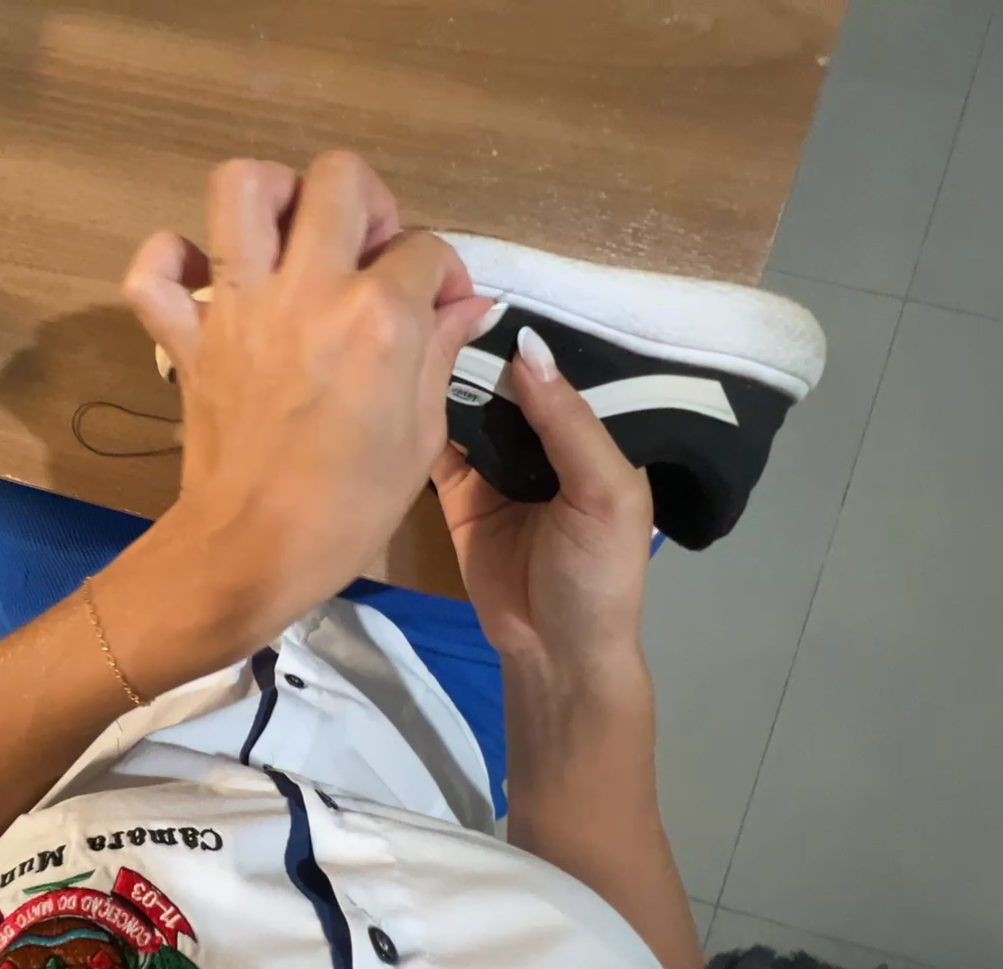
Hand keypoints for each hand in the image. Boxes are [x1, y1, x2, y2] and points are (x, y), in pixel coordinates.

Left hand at [120, 152, 498, 654]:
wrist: (251, 551)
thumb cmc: (347, 510)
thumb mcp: (420, 438)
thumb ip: (441, 354)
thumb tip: (467, 304)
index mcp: (378, 319)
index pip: (426, 250)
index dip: (444, 275)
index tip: (440, 309)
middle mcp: (306, 292)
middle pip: (338, 178)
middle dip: (369, 203)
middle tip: (367, 255)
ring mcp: (236, 310)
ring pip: (240, 188)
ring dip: (273, 196)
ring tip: (291, 239)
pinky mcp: (184, 338)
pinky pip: (151, 272)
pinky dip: (169, 260)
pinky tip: (202, 280)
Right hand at [431, 325, 653, 700]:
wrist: (550, 648)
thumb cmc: (597, 572)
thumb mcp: (603, 494)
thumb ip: (569, 424)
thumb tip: (528, 348)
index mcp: (592, 438)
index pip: (563, 373)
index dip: (536, 336)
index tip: (499, 285)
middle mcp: (544, 445)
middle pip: (509, 388)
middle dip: (484, 351)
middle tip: (440, 299)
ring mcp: (497, 469)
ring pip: (470, 413)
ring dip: (449, 382)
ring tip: (414, 332)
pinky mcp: (458, 494)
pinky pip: (438, 452)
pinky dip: (423, 426)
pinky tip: (399, 391)